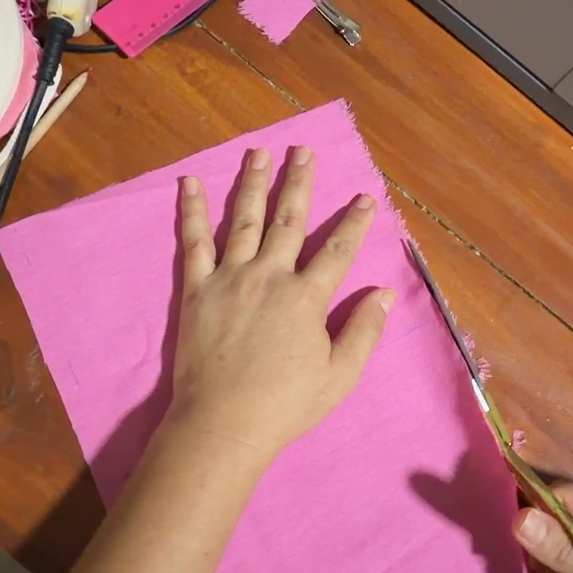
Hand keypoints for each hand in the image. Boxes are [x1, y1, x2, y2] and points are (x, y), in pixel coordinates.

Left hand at [167, 145, 395, 462]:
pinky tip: (189, 183)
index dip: (354, 223)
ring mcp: (230, 278)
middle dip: (300, 183)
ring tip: (260, 153)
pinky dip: (192, 210)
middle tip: (303, 151)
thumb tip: (384, 293)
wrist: (224, 422)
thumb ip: (363, 331)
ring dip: (253, 183)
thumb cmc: (286, 404)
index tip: (365, 197)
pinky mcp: (197, 289)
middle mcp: (270, 276)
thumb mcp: (339, 376)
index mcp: (307, 297)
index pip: (338, 250)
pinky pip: (194, 242)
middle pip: (289, 220)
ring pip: (244, 220)